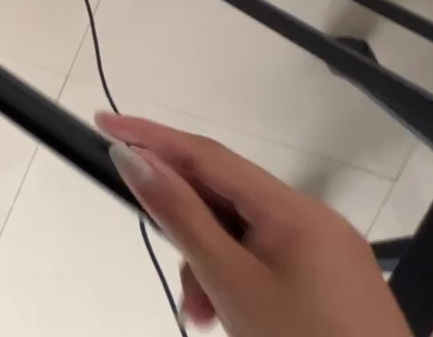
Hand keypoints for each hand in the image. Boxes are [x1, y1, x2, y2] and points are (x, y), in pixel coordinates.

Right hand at [97, 112, 408, 336]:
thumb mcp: (227, 278)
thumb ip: (177, 212)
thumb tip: (131, 156)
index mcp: (295, 211)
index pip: (206, 154)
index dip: (150, 134)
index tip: (102, 122)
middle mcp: (314, 221)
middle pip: (222, 195)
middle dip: (180, 220)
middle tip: (153, 242)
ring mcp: (326, 252)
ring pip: (238, 231)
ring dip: (204, 258)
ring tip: (198, 308)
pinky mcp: (330, 281)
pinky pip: (261, 256)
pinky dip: (232, 274)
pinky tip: (223, 310)